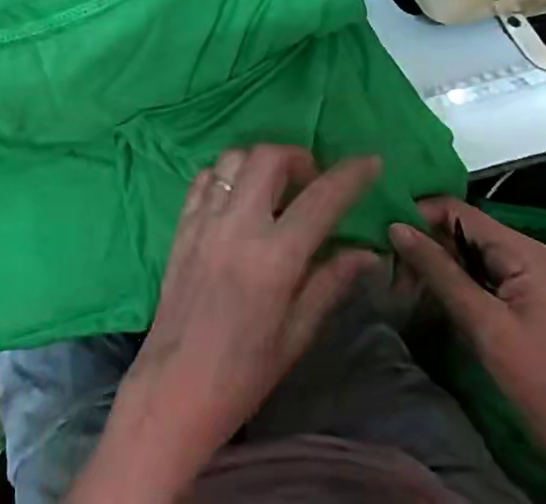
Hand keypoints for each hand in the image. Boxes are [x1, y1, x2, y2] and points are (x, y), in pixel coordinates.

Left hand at [70, 145, 383, 502]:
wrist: (174, 389)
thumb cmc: (244, 373)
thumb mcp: (297, 334)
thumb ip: (331, 283)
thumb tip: (368, 253)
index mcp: (273, 258)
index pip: (321, 199)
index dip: (351, 175)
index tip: (370, 162)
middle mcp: (237, 227)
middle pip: (269, 158)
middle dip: (299, 157)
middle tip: (312, 181)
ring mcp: (204, 222)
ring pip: (233, 158)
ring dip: (261, 162)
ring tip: (276, 187)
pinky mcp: (181, 226)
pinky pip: (205, 178)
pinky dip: (227, 175)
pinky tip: (239, 197)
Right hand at [391, 197, 545, 503]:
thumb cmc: (542, 382)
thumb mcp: (484, 324)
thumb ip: (440, 272)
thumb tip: (396, 228)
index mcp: (526, 251)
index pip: (460, 212)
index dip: (420, 216)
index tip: (384, 233)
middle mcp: (529, 253)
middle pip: (464, 230)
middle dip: (425, 243)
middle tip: (390, 267)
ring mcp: (529, 277)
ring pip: (469, 253)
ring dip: (436, 264)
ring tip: (401, 282)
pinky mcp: (524, 300)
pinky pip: (481, 275)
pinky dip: (453, 281)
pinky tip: (428, 294)